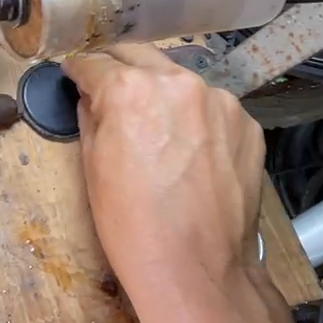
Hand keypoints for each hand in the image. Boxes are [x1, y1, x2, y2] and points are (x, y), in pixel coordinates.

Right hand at [64, 43, 265, 292]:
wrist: (197, 268)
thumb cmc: (130, 222)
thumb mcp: (91, 163)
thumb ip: (90, 115)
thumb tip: (91, 96)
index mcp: (128, 89)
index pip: (93, 62)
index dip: (78, 71)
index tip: (75, 77)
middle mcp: (176, 82)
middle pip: (137, 54)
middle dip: (118, 68)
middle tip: (108, 89)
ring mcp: (218, 101)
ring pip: (177, 77)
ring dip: (159, 89)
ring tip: (153, 124)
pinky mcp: (246, 123)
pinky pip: (210, 105)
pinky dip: (193, 115)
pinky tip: (187, 147)